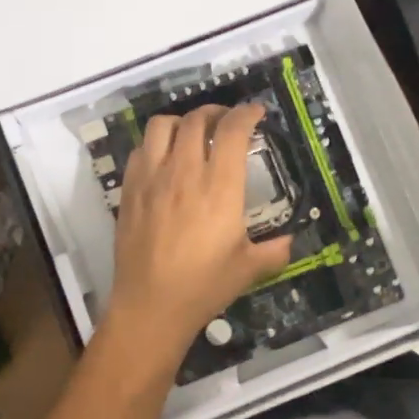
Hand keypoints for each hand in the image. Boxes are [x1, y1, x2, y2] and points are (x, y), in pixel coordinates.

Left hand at [105, 103, 293, 348]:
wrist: (150, 306)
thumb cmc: (203, 287)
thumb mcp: (249, 269)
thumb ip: (275, 251)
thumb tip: (289, 241)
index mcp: (219, 187)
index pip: (232, 130)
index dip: (246, 114)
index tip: (256, 113)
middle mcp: (183, 173)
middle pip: (196, 120)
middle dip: (215, 112)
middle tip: (226, 122)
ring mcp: (151, 179)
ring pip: (162, 126)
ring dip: (181, 121)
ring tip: (192, 133)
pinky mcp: (129, 191)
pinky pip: (140, 150)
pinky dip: (156, 143)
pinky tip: (164, 159)